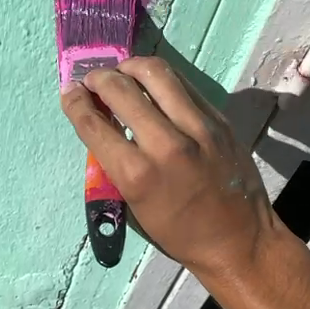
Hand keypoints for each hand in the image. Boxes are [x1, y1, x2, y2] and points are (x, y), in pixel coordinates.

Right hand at [59, 57, 286, 283]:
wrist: (239, 241)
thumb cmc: (178, 233)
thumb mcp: (133, 205)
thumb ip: (114, 161)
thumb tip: (98, 121)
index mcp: (136, 174)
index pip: (94, 123)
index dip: (74, 101)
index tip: (70, 91)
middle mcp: (166, 145)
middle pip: (120, 89)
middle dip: (98, 79)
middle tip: (93, 81)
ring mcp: (197, 128)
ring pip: (155, 73)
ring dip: (129, 67)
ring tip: (122, 73)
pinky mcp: (219, 120)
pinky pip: (183, 84)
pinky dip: (159, 79)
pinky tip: (151, 84)